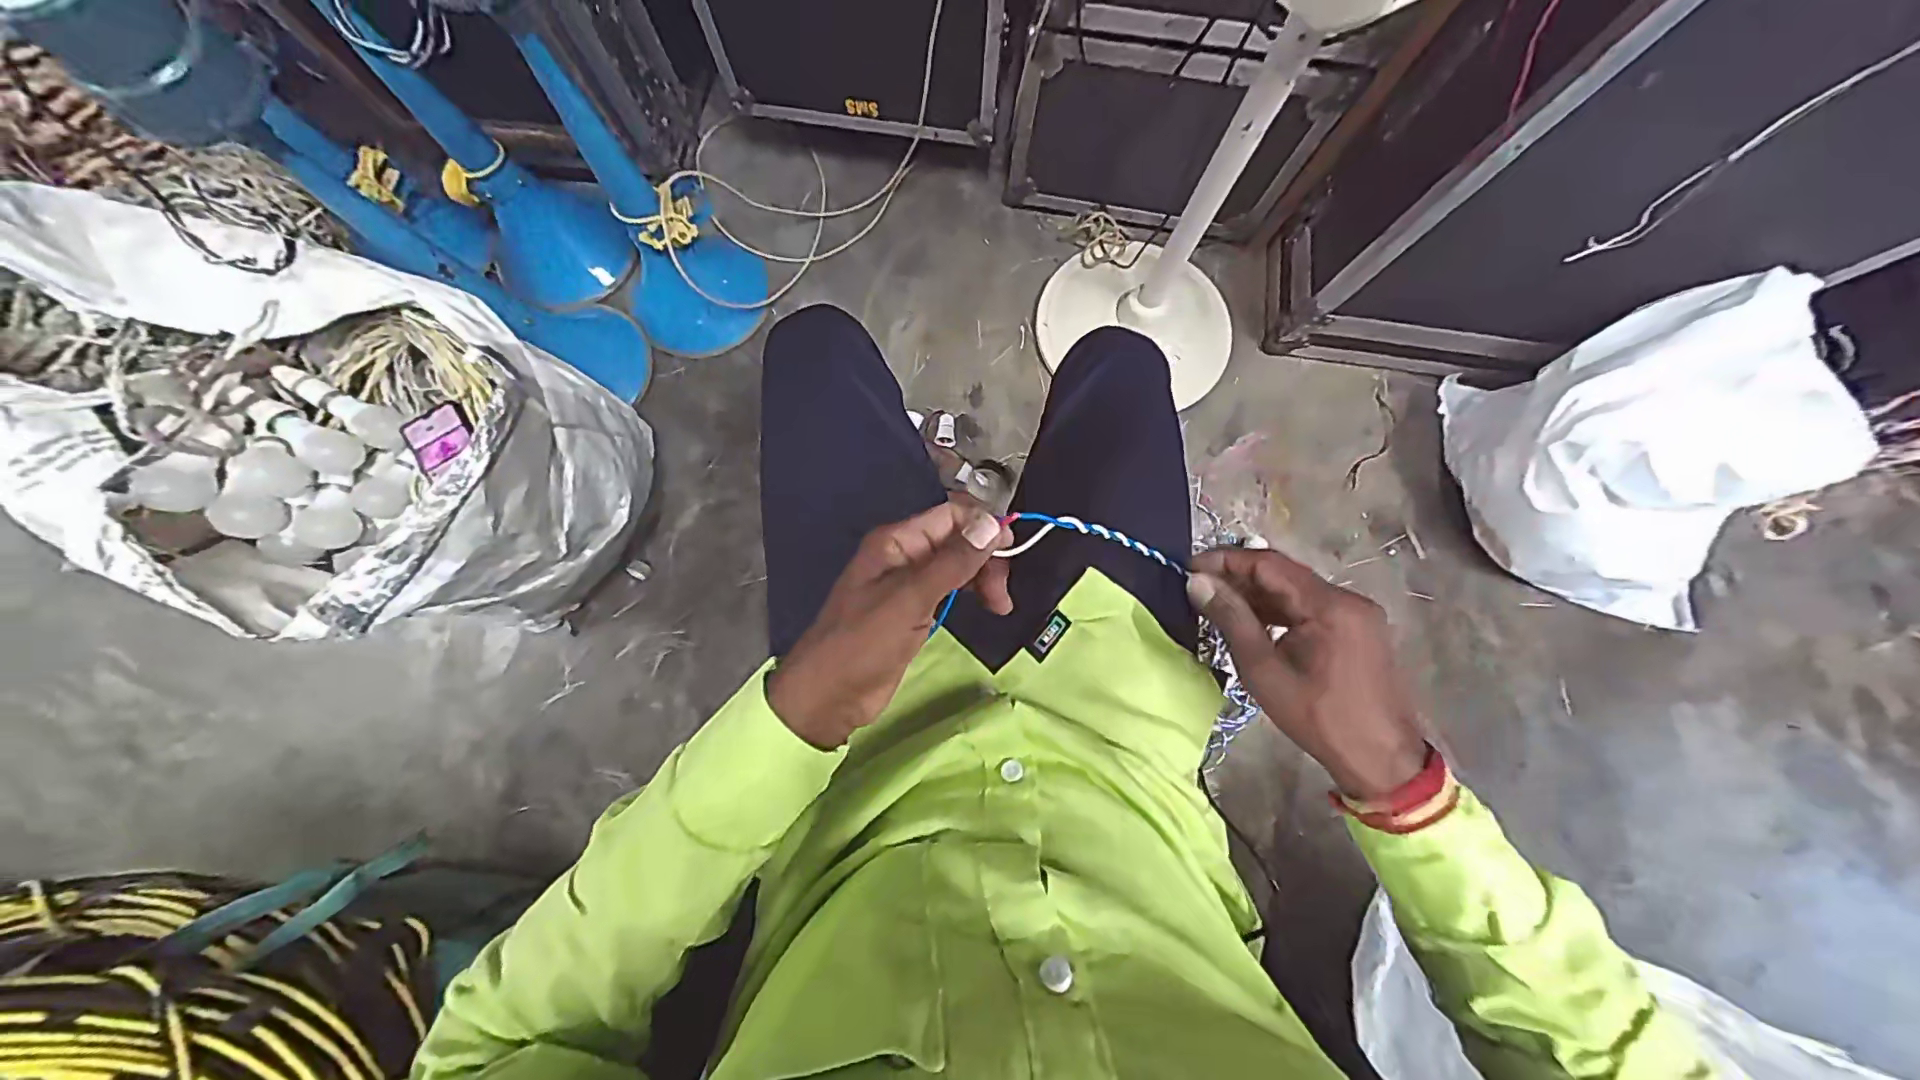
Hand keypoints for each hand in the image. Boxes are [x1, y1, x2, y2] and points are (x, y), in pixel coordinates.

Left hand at [768, 498, 1011, 748]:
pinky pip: (951, 588)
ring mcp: (910, 584)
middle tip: (1001, 593)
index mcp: (896, 542)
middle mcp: (904, 556)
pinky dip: (972, 594)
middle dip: (986, 558)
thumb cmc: (862, 643)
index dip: (983, 526)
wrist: (830, 695)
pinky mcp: (915, 610)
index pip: (950, 516)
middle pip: (958, 540)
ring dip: (983, 578)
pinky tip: (984, 607)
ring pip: (958, 565)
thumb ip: (952, 562)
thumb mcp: (910, 599)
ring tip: (999, 606)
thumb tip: (990, 525)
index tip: (1012, 548)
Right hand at [1188, 548, 1427, 799]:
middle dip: (1238, 576)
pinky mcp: (1357, 628)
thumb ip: (1230, 618)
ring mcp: (1356, 613)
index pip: (1269, 563)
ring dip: (1256, 594)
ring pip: (1295, 590)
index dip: (1225, 559)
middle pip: (1283, 574)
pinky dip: (1277, 609)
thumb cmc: (1317, 717)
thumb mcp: (1263, 669)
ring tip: (1216, 603)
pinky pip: (1309, 607)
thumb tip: (1196, 581)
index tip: (1189, 566)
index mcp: (1329, 605)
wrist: (1381, 759)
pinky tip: (1251, 620)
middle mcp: (1347, 598)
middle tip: (1197, 586)